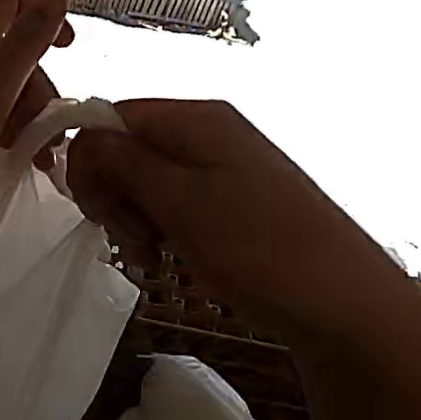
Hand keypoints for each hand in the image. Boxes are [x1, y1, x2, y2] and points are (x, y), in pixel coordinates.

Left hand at [0, 0, 66, 241]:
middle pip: (15, 48)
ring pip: (6, 82)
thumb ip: (28, 39)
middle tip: (50, 127)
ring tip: (40, 153)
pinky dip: (10, 125)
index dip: (43, 13)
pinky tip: (21, 152)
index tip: (68, 47)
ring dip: (29, 113)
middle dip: (39, 85)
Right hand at [67, 100, 420, 343]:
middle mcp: (204, 134)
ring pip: (142, 182)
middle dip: (111, 194)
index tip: (94, 209)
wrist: (341, 301)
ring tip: (151, 257)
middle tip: (129, 237)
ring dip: (131, 219)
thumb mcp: (179, 200)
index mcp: (195, 119)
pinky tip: (165, 258)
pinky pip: (170, 205)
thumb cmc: (256, 246)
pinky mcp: (224, 203)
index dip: (89, 160)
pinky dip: (156, 230)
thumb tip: (79, 134)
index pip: (110, 117)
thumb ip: (122, 161)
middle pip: (124, 149)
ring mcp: (217, 169)